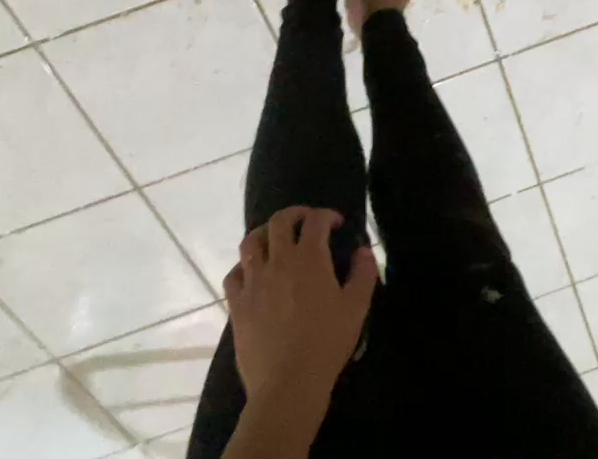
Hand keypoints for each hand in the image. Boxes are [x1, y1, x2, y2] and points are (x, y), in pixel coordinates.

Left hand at [225, 207, 378, 412]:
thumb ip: (363, 274)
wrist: (288, 384)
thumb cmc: (326, 344)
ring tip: (275, 241)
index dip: (327, 215)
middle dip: (295, 214)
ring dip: (265, 233)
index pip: (315, 220)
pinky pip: (234, 274)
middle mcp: (278, 261)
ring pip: (251, 242)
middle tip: (306, 222)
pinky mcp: (237, 304)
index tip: (336, 223)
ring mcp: (253, 281)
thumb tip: (363, 251)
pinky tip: (253, 274)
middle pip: (279, 221)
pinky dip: (244, 266)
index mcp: (309, 258)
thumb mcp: (356, 308)